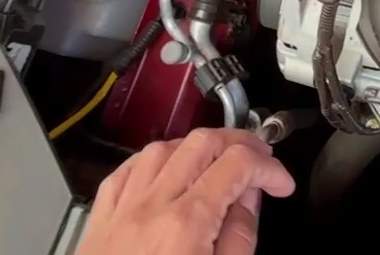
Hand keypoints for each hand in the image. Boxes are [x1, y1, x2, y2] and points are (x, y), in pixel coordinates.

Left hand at [78, 128, 296, 254]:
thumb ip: (240, 236)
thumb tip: (249, 196)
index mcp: (185, 225)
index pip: (238, 165)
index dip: (270, 168)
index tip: (282, 184)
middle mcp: (151, 208)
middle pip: (203, 143)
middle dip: (239, 144)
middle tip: (259, 163)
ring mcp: (120, 214)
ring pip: (164, 148)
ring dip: (197, 149)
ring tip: (217, 164)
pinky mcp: (97, 227)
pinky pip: (126, 173)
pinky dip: (154, 163)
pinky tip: (168, 174)